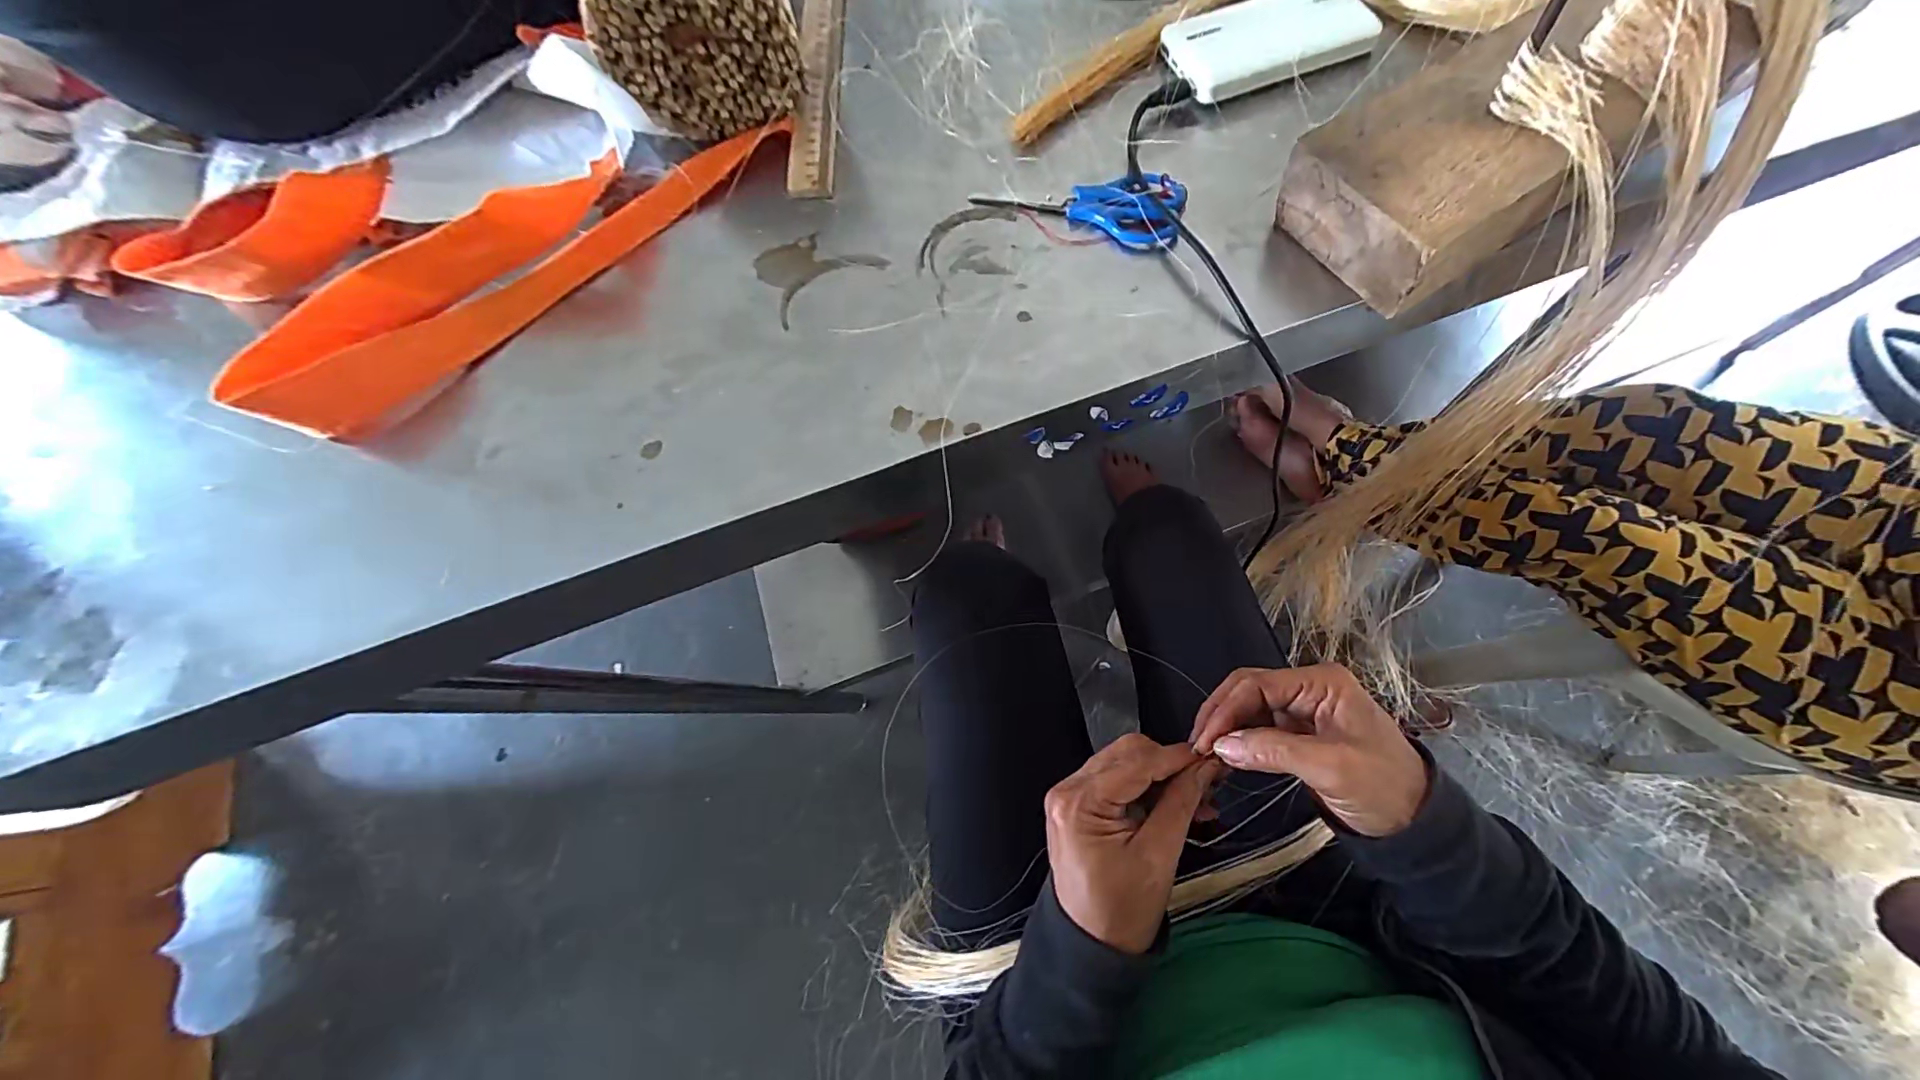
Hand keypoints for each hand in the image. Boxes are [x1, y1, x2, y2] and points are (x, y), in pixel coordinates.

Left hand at [1044, 734, 1224, 953]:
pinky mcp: (1077, 804)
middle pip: (1126, 754)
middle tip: (1207, 781)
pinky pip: (1115, 780)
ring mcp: (1069, 795)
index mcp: (1079, 801)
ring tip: (1197, 798)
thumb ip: (1180, 803)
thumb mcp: (1158, 855)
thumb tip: (1203, 767)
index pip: (1135, 761)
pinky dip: (1145, 788)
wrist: (1092, 945)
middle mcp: (1067, 789)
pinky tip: (1174, 803)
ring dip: (1160, 775)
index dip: (1177, 757)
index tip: (1212, 758)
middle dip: (1168, 764)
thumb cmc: (1122, 909)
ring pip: (1123, 763)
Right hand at [1190, 664, 1428, 836]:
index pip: (1257, 684)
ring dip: (1226, 728)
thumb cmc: (1383, 787)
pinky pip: (1259, 728)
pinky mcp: (1299, 732)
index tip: (1205, 740)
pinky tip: (1225, 755)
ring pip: (1249, 708)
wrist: (1419, 823)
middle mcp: (1309, 688)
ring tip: (1207, 753)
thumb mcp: (1329, 768)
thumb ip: (1273, 750)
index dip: (1225, 709)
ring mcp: (1304, 709)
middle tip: (1198, 746)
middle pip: (1248, 691)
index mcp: (1322, 683)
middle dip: (1220, 715)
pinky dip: (1239, 740)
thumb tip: (1220, 746)